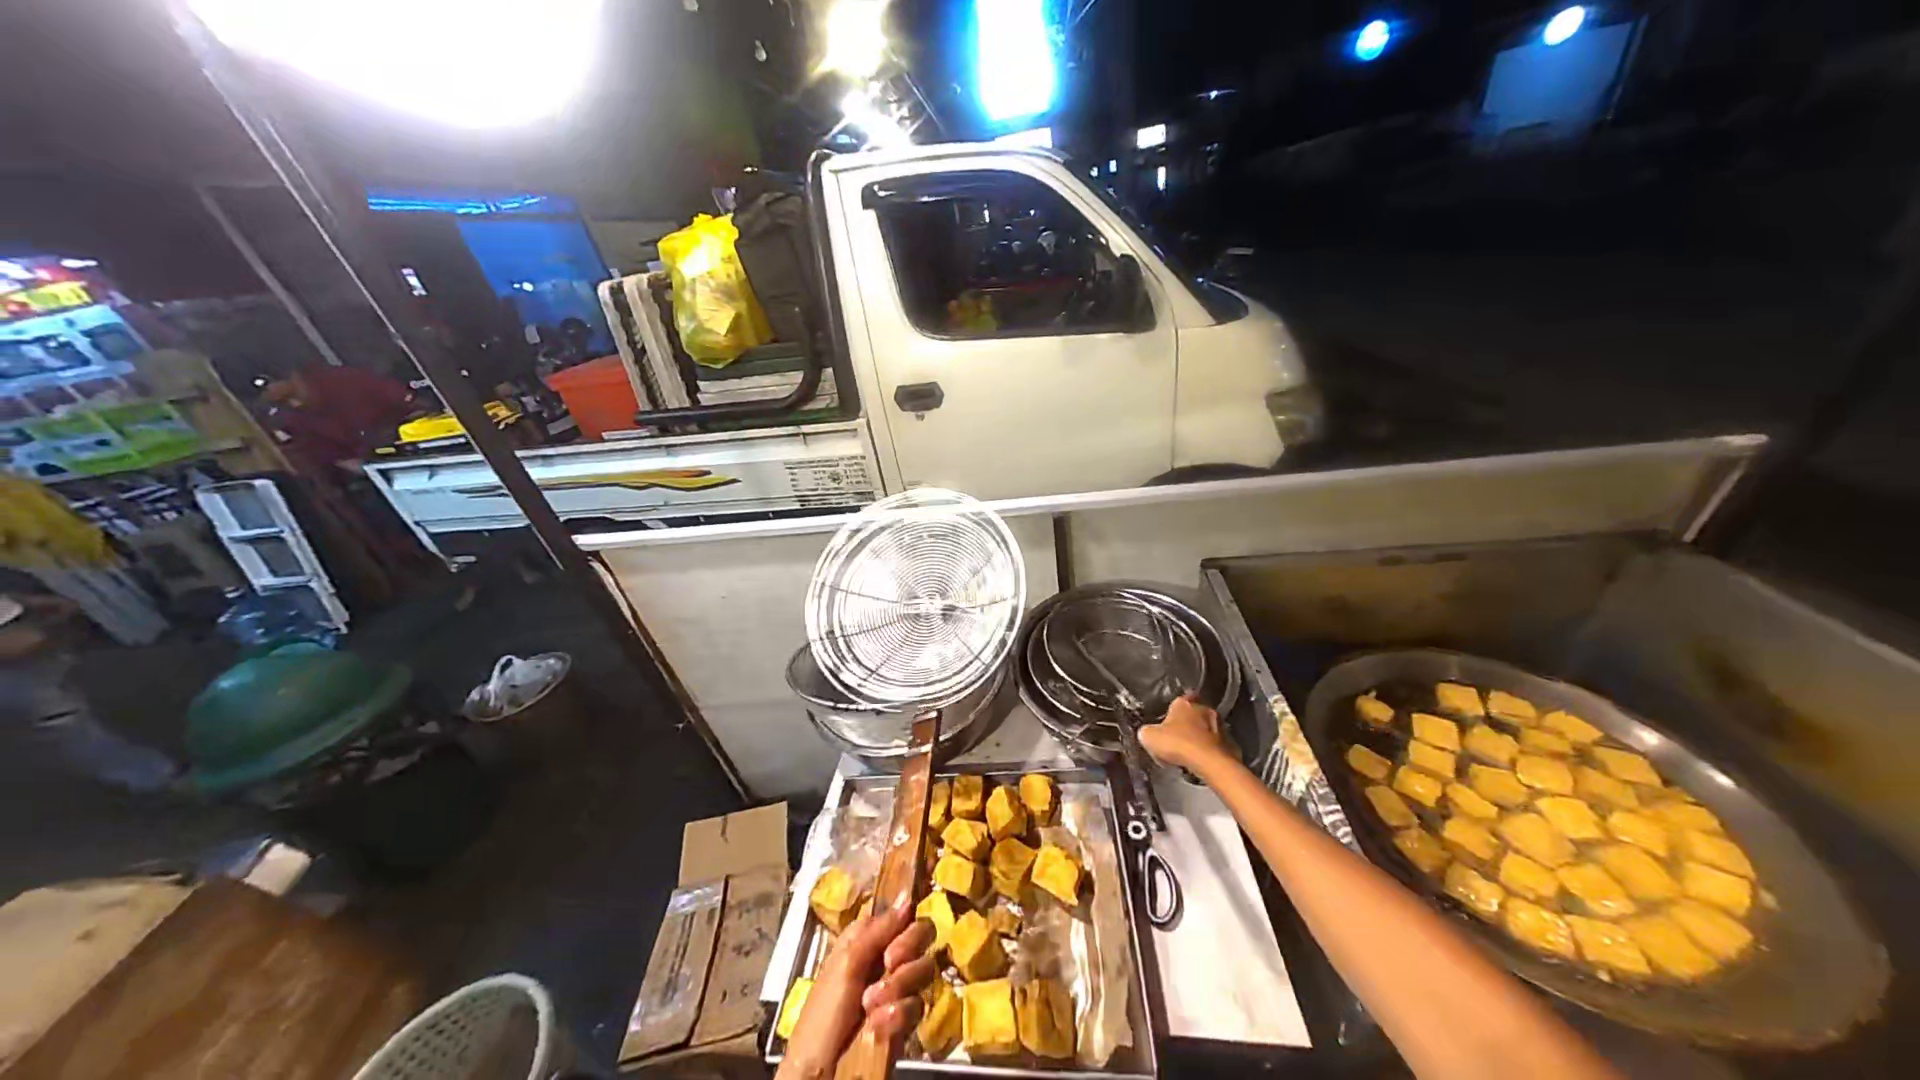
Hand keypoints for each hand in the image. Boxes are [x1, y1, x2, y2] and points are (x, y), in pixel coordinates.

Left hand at [776, 899, 936, 1079]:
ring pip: (922, 969)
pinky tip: (878, 1026)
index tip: (901, 927)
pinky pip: (918, 1005)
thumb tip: (907, 896)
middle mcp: (886, 957)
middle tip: (890, 964)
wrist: (821, 1072)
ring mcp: (897, 988)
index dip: (906, 920)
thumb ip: (879, 929)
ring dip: (898, 986)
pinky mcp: (905, 1019)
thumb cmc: (824, 1011)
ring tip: (872, 1005)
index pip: (902, 914)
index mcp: (867, 938)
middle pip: (921, 936)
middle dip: (907, 950)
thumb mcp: (846, 963)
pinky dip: (898, 1015)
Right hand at [1139, 694, 1228, 772]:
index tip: (1167, 722)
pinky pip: (1218, 745)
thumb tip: (1147, 733)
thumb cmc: (1178, 744)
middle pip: (1194, 714)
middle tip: (1177, 740)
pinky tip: (1203, 762)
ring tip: (1190, 754)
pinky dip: (1211, 751)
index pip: (1178, 700)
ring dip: (1201, 738)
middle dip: (1187, 725)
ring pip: (1208, 729)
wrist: (1210, 763)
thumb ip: (1147, 731)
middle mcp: (1205, 709)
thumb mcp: (1150, 737)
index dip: (1172, 711)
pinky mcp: (1232, 743)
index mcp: (1184, 703)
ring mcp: (1221, 725)